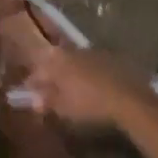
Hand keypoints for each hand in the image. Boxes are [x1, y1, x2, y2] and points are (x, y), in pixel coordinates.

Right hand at [23, 44, 151, 126]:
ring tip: (70, 89)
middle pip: (54, 61)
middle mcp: (70, 50)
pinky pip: (89, 63)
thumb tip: (33, 99)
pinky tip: (90, 85)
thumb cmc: (89, 103)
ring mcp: (90, 51)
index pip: (37, 70)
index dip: (32, 83)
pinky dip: (85, 73)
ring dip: (68, 72)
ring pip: (72, 61)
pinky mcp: (107, 56)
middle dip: (50, 75)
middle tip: (50, 90)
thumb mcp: (63, 108)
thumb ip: (46, 101)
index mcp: (56, 60)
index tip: (30, 94)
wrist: (127, 97)